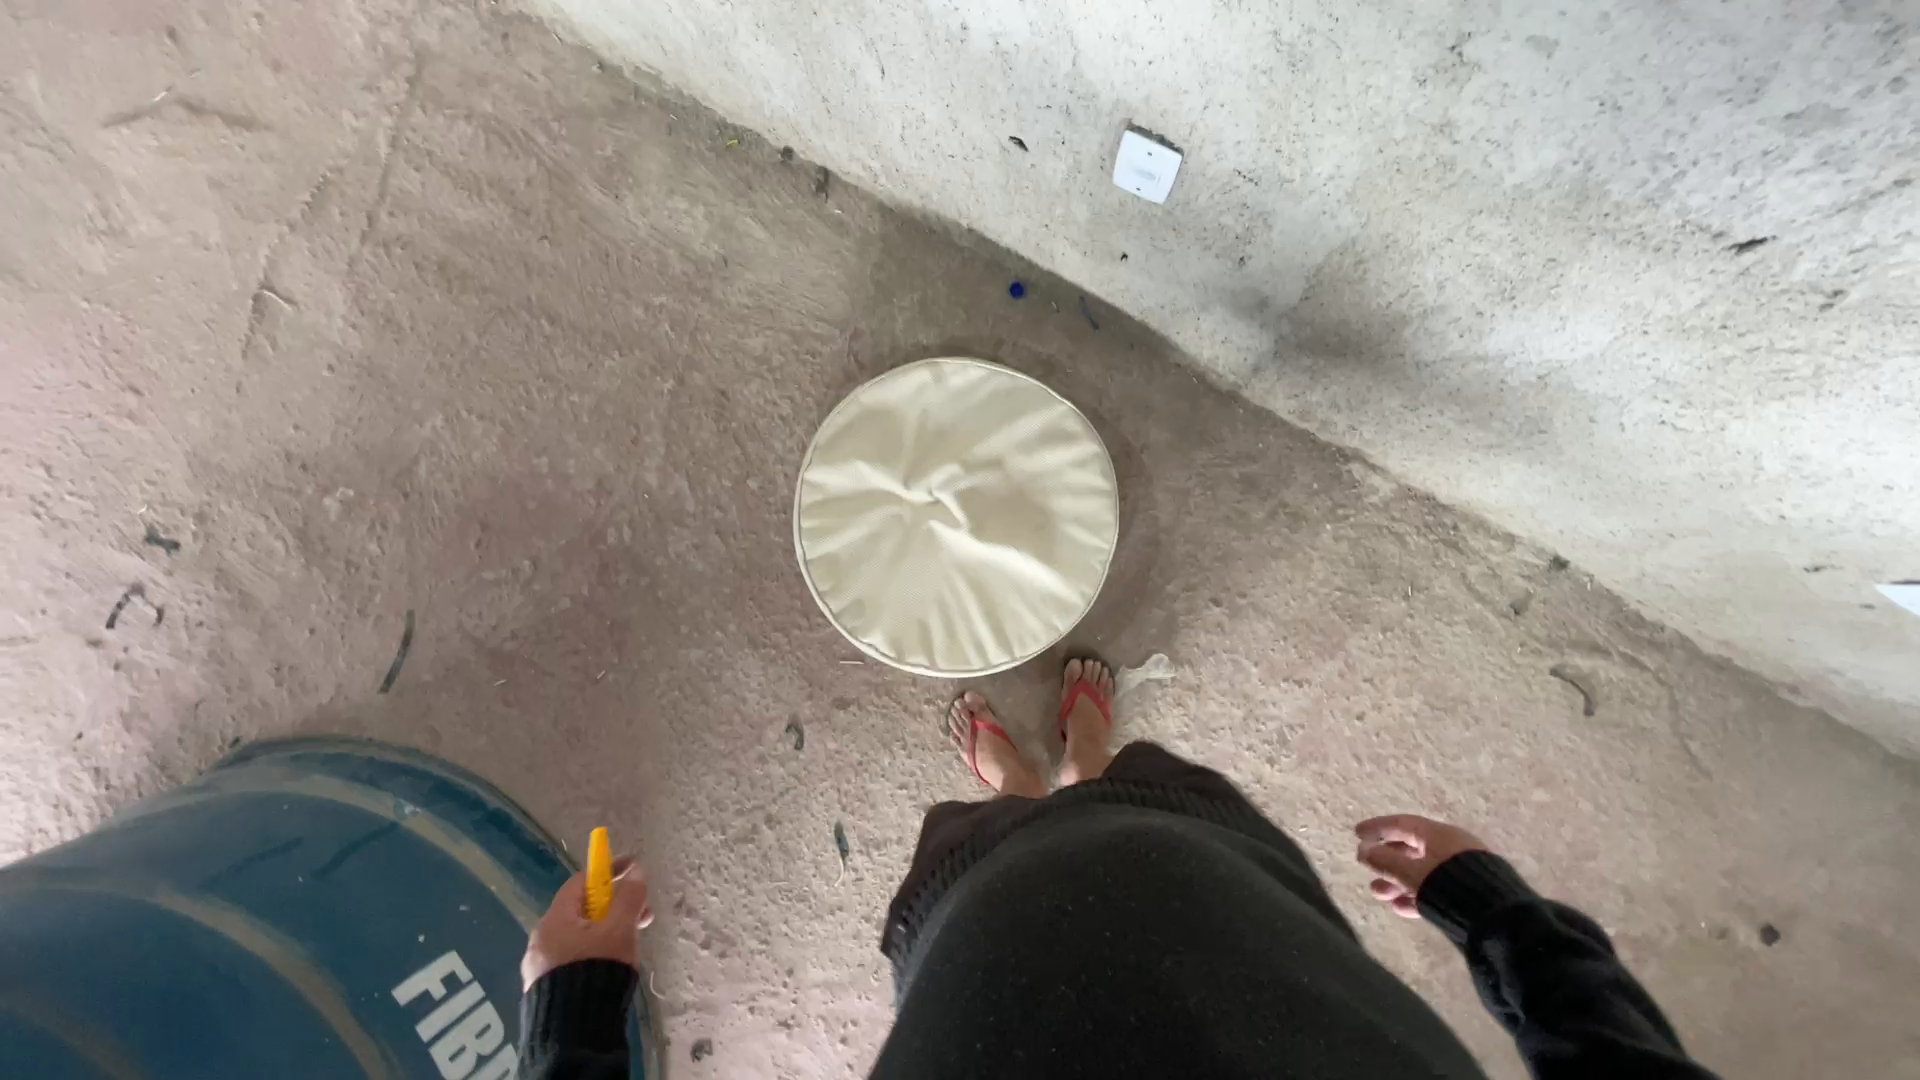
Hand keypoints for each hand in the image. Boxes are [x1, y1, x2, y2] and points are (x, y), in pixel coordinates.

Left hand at [521, 855, 654, 989]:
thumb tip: (637, 871)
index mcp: (554, 921)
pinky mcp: (548, 987)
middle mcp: (541, 940)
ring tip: (637, 934)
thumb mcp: (620, 928)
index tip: (632, 867)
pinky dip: (598, 946)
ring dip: (611, 926)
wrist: (574, 1031)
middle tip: (643, 909)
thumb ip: (629, 897)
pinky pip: (576, 954)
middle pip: (582, 908)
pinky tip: (616, 957)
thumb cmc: (597, 968)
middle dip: (616, 903)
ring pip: (581, 933)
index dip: (608, 870)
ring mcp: (542, 966)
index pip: (580, 882)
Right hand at [1355, 815, 1487, 918]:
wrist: (1500, 919)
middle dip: (1386, 862)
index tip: (1356, 834)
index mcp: (1438, 834)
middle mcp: (1451, 847)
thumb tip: (1363, 851)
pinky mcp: (1472, 893)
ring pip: (1422, 872)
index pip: (1401, 824)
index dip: (1377, 828)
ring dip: (1397, 882)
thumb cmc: (1449, 886)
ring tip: (1380, 894)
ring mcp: (1463, 871)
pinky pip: (1437, 889)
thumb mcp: (1410, 873)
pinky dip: (1417, 895)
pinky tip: (1402, 908)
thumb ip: (1384, 861)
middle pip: (1411, 850)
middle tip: (1367, 871)